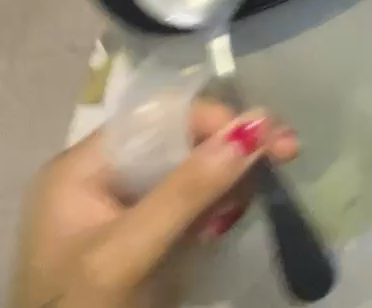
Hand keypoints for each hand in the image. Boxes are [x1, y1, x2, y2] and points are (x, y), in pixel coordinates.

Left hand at [14, 102, 297, 307]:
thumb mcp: (127, 254)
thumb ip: (188, 189)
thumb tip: (259, 122)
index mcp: (82, 168)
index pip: (161, 116)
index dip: (215, 118)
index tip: (264, 136)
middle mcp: (106, 175)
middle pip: (186, 136)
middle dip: (236, 144)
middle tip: (288, 151)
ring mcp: (129, 205)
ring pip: (200, 163)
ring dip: (238, 171)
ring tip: (262, 191)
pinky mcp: (152, 231)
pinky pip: (201, 194)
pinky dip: (228, 197)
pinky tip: (238, 213)